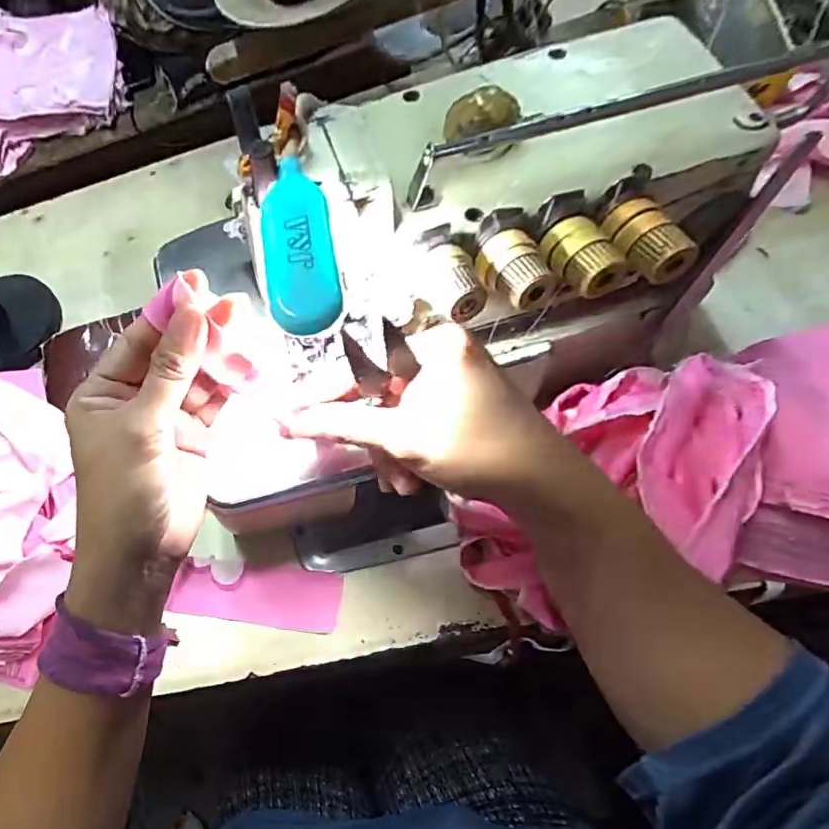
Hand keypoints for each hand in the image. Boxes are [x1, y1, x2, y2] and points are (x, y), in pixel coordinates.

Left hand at [65, 271, 246, 631]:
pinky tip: (249, 364)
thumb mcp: (142, 426)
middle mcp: (134, 399)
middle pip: (171, 354)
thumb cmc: (125, 491)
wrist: (141, 556)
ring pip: (196, 377)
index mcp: (103, 391)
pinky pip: (214, 404)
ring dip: (219, 355)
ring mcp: (167, 420)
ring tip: (244, 326)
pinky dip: (231, 386)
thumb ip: (171, 370)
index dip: (168, 313)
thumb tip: (192, 311)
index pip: (138, 341)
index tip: (198, 284)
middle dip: (199, 331)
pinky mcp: (194, 439)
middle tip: (232, 304)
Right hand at [280, 324, 588, 516]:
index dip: (322, 394)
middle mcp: (442, 353)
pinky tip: (416, 479)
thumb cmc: (474, 449)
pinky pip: (416, 423)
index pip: (361, 367)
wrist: (541, 482)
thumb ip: (344, 424)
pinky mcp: (460, 403)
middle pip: (380, 397)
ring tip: (403, 483)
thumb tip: (291, 420)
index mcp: (432, 345)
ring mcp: (453, 379)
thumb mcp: (402, 437)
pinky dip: (410, 453)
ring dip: (393, 455)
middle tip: (380, 469)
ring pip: (396, 416)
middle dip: (377, 442)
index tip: (287, 412)